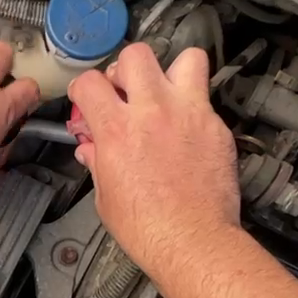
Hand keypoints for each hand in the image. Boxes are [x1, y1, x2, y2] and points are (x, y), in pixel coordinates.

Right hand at [67, 44, 240, 278]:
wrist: (190, 241)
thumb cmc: (148, 228)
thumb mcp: (105, 197)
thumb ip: (98, 163)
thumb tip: (91, 150)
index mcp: (116, 130)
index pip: (89, 82)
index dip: (82, 89)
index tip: (86, 98)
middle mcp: (152, 113)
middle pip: (136, 55)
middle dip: (124, 70)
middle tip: (124, 90)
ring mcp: (189, 114)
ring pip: (186, 58)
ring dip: (171, 72)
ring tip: (164, 92)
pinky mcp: (216, 127)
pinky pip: (205, 99)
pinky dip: (192, 108)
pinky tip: (185, 129)